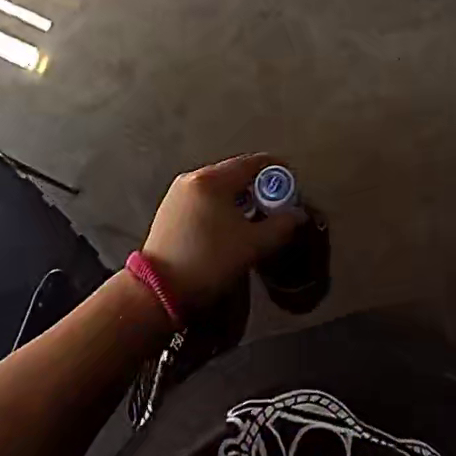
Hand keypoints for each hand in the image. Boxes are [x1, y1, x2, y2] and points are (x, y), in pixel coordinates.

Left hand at [141, 153, 304, 308]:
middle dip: (260, 188)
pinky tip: (230, 227)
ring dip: (242, 198)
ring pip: (221, 187)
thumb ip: (282, 225)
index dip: (279, 172)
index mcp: (213, 180)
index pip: (255, 162)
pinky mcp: (170, 210)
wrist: (157, 293)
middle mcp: (193, 178)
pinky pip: (206, 198)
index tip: (292, 188)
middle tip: (276, 208)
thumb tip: (298, 215)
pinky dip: (223, 206)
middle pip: (237, 173)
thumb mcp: (253, 244)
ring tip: (255, 220)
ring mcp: (178, 194)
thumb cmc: (209, 261)